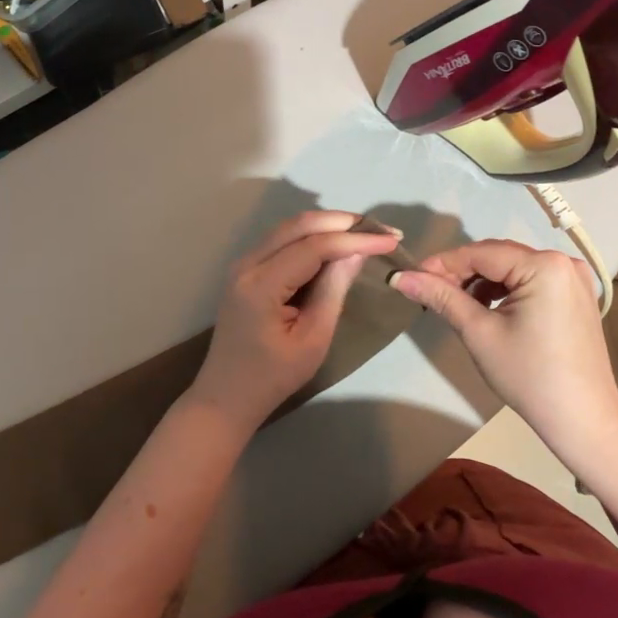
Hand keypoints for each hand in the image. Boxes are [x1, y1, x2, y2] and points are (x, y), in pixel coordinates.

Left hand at [187, 211, 400, 430]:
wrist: (227, 395)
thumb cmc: (273, 377)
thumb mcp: (312, 339)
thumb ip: (333, 291)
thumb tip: (357, 252)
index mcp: (261, 285)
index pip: (313, 246)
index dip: (354, 239)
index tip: (390, 241)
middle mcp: (247, 264)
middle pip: (299, 225)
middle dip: (343, 223)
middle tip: (383, 231)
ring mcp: (243, 264)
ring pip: (290, 228)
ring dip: (329, 226)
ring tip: (367, 234)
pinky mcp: (247, 270)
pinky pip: (282, 241)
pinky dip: (312, 237)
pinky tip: (338, 244)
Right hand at [389, 240, 617, 437]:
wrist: (582, 418)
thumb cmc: (529, 376)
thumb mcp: (479, 333)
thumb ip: (441, 297)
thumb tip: (400, 277)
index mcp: (544, 265)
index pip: (480, 253)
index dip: (442, 263)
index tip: (411, 277)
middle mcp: (564, 262)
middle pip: (499, 256)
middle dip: (462, 272)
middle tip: (429, 292)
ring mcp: (574, 278)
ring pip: (514, 268)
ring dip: (482, 281)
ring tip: (457, 305)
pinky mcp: (577, 296)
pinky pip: (532, 280)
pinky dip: (506, 290)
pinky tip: (488, 310)